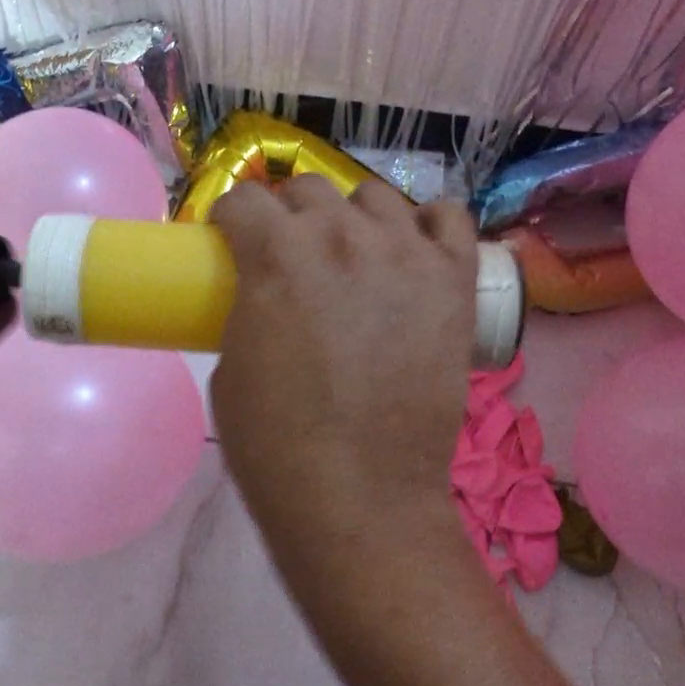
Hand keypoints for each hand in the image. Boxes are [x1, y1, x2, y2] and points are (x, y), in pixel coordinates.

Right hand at [210, 176, 478, 539]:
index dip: (230, 220)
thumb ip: (249, 308)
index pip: (243, 198)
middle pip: (309, 189)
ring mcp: (406, 254)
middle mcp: (343, 236)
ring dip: (353, 218)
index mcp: (276, 254)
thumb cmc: (276, 443)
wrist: (360, 496)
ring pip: (376, 197)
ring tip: (354, 258)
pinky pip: (449, 217)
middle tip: (291, 258)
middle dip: (289, 216)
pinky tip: (413, 253)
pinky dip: (427, 226)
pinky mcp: (454, 280)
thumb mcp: (231, 366)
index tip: (232, 242)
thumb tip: (265, 295)